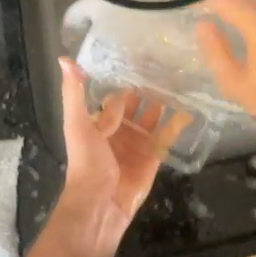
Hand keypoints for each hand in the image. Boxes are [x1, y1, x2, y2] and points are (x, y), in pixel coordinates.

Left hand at [54, 57, 184, 256]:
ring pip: (154, 116)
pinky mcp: (154, 156)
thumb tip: (65, 59)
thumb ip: (74, 93)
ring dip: (165, 101)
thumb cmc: (86, 161)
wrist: (100, 203)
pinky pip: (167, 135)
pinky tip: (190, 107)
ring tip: (182, 78)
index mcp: (100, 121)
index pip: (115, 95)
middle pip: (137, 104)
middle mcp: (120, 130)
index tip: (143, 53)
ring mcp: (138, 143)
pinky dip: (178, 122)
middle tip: (168, 60)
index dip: (126, 77)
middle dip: (149, 86)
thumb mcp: (77, 123)